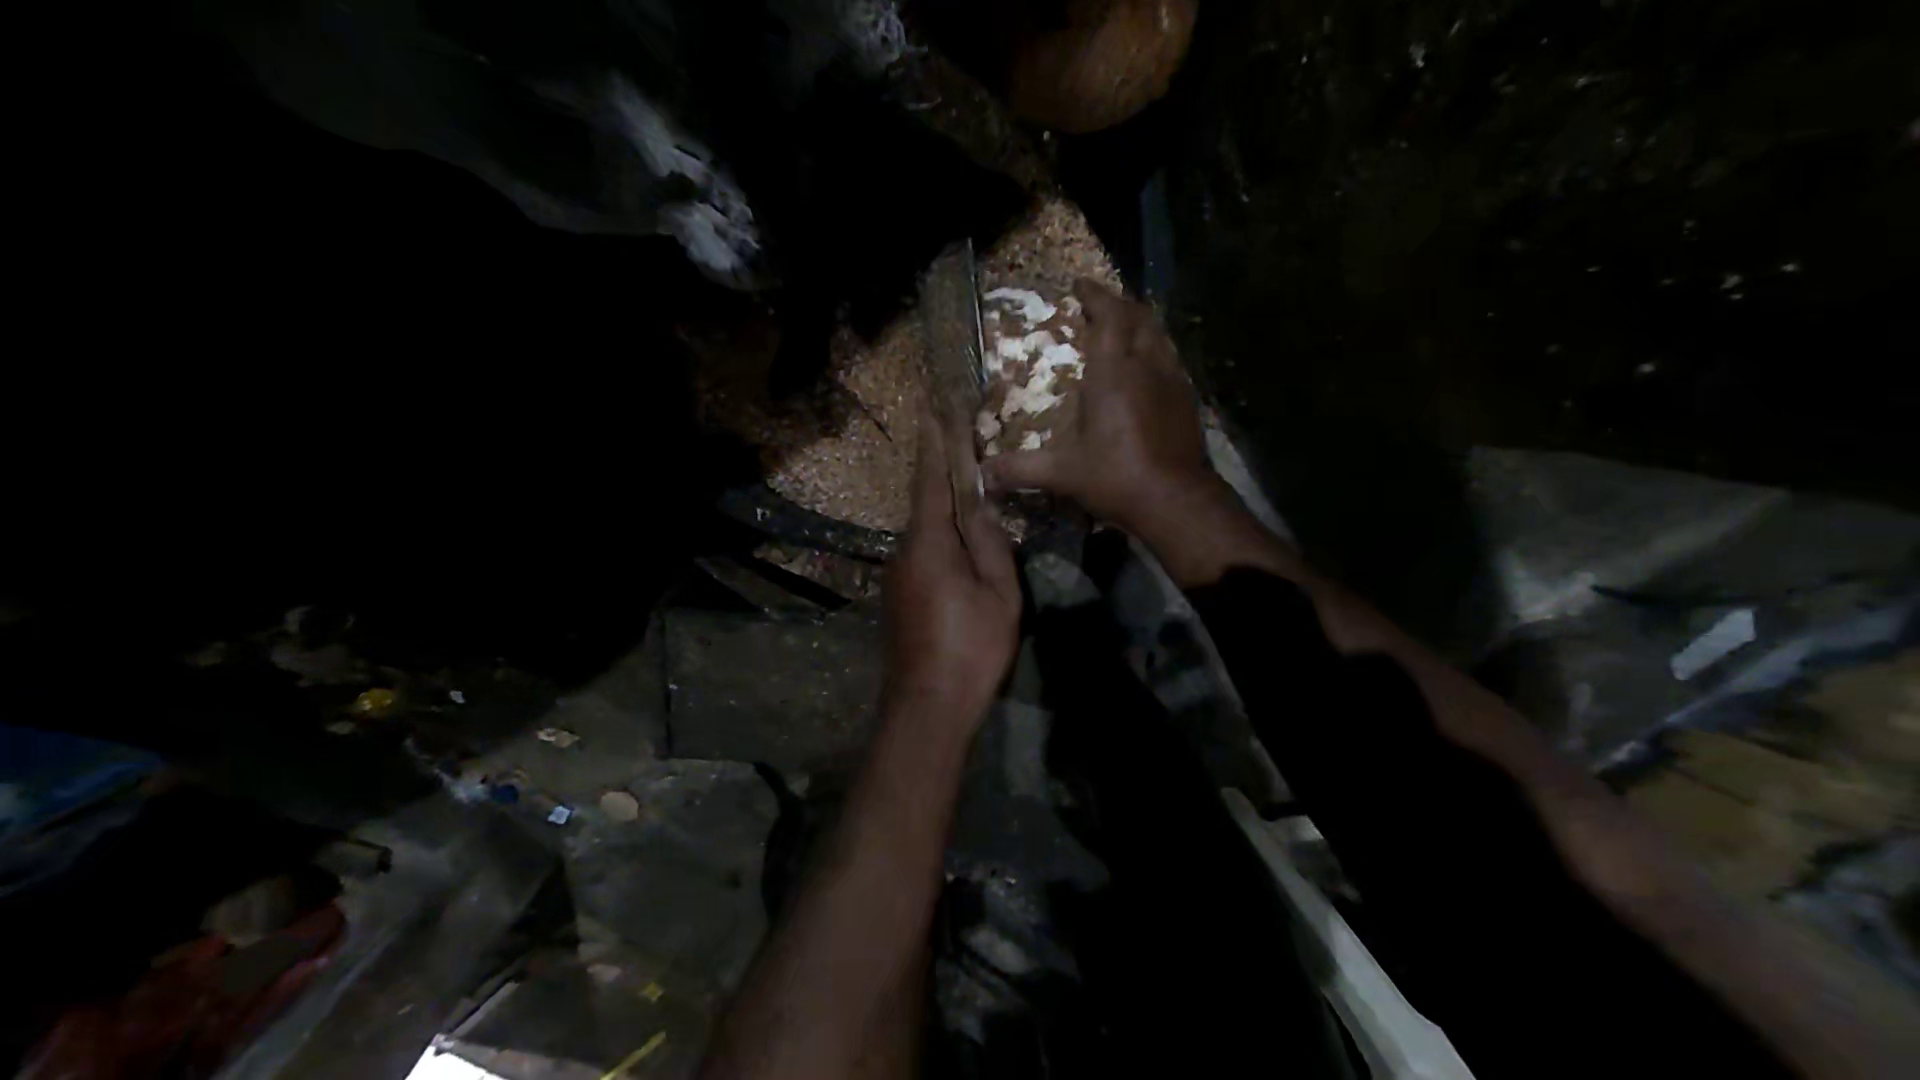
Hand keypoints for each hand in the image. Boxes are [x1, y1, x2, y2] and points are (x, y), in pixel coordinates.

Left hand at [886, 406, 1020, 723]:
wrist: (927, 707)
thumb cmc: (970, 647)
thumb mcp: (999, 593)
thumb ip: (991, 542)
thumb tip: (982, 505)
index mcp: (928, 543)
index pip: (931, 480)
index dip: (935, 442)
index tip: (932, 406)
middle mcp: (903, 552)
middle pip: (927, 505)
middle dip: (944, 477)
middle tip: (967, 452)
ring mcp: (896, 577)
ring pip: (926, 534)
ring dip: (946, 517)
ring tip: (975, 508)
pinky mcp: (898, 598)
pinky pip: (923, 557)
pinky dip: (942, 545)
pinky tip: (962, 557)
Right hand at [982, 281, 1214, 536]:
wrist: (1176, 500)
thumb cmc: (1116, 477)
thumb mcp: (1062, 473)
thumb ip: (1021, 469)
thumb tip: (982, 477)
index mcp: (1113, 373)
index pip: (1108, 316)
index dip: (1096, 296)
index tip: (1080, 285)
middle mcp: (1146, 366)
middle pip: (1139, 317)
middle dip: (1119, 305)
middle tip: (1100, 307)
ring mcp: (1173, 381)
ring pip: (1160, 335)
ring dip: (1141, 325)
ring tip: (1124, 330)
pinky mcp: (1188, 400)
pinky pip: (1171, 359)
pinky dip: (1156, 351)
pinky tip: (1148, 370)